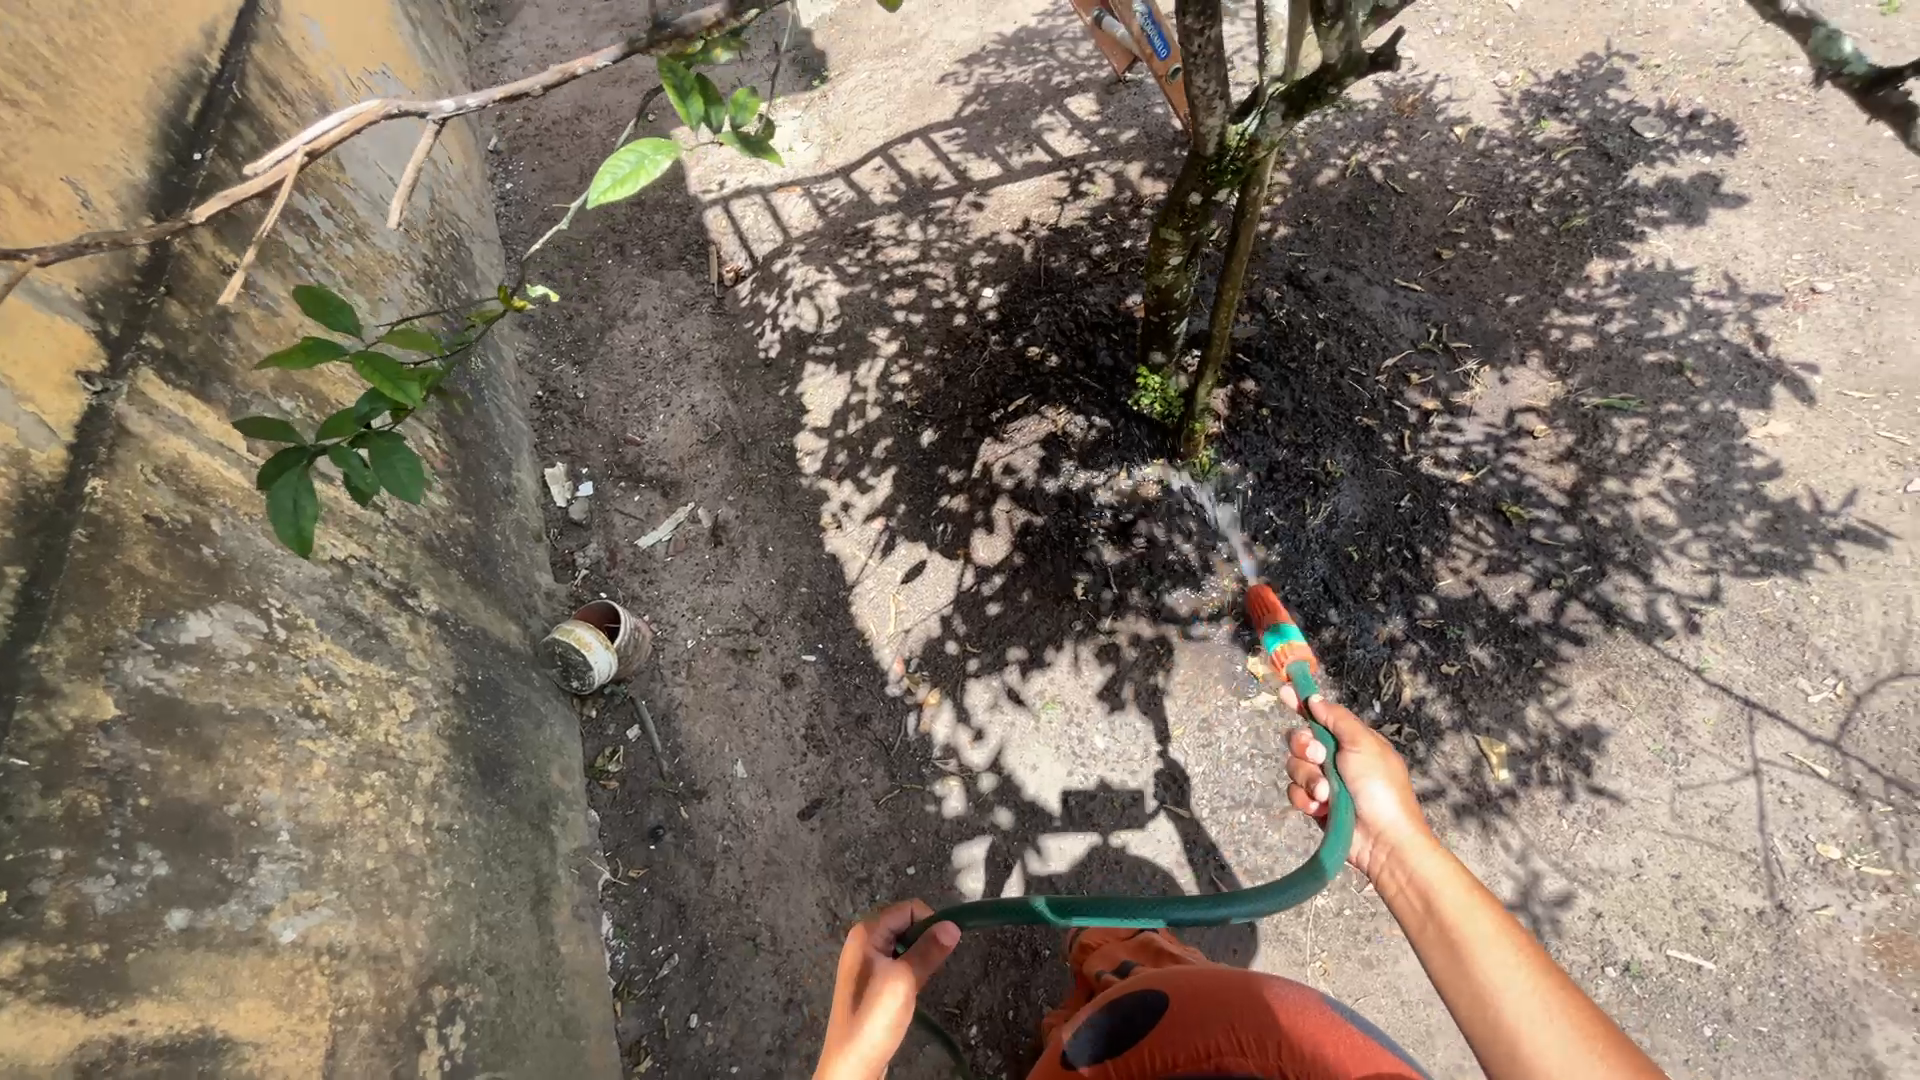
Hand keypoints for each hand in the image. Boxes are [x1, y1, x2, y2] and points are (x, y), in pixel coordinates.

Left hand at [813, 899, 961, 1079]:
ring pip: (904, 946)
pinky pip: (897, 964)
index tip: (942, 947)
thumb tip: (953, 925)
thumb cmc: (875, 1019)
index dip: (930, 922)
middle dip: (924, 941)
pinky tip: (911, 993)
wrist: (851, 1067)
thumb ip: (928, 950)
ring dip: (918, 959)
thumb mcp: (905, 980)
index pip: (909, 908)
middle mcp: (864, 941)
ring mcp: (866, 963)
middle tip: (928, 969)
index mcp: (867, 932)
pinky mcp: (870, 984)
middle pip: (906, 924)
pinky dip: (910, 973)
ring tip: (918, 984)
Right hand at [1281, 689, 1432, 882]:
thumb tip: (1315, 698)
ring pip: (1294, 766)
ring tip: (1325, 794)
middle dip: (1304, 747)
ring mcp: (1323, 781)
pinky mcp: (1315, 804)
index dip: (1302, 704)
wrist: (1383, 840)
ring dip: (1308, 779)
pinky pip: (1294, 792)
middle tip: (1318, 756)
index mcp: (1351, 741)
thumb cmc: (1380, 788)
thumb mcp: (1364, 744)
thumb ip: (1337, 718)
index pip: (1321, 716)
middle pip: (1300, 739)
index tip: (1285, 692)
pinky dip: (1305, 800)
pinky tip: (1321, 808)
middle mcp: (1335, 758)